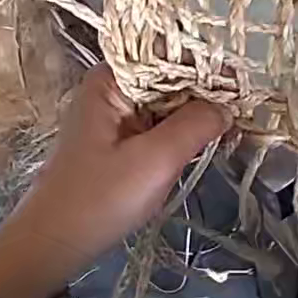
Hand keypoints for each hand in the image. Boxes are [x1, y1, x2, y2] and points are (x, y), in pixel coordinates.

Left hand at [0, 66, 227, 297]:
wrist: (54, 244)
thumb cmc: (100, 199)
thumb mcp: (155, 160)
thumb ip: (195, 125)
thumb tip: (229, 106)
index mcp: (112, 78)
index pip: (169, 53)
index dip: (207, 66)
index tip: (242, 87)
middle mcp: (113, 87)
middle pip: (171, 75)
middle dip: (206, 92)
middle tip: (243, 111)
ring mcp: (116, 113)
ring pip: (169, 101)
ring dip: (197, 113)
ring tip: (231, 125)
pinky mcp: (121, 137)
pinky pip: (160, 122)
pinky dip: (183, 131)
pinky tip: (206, 140)